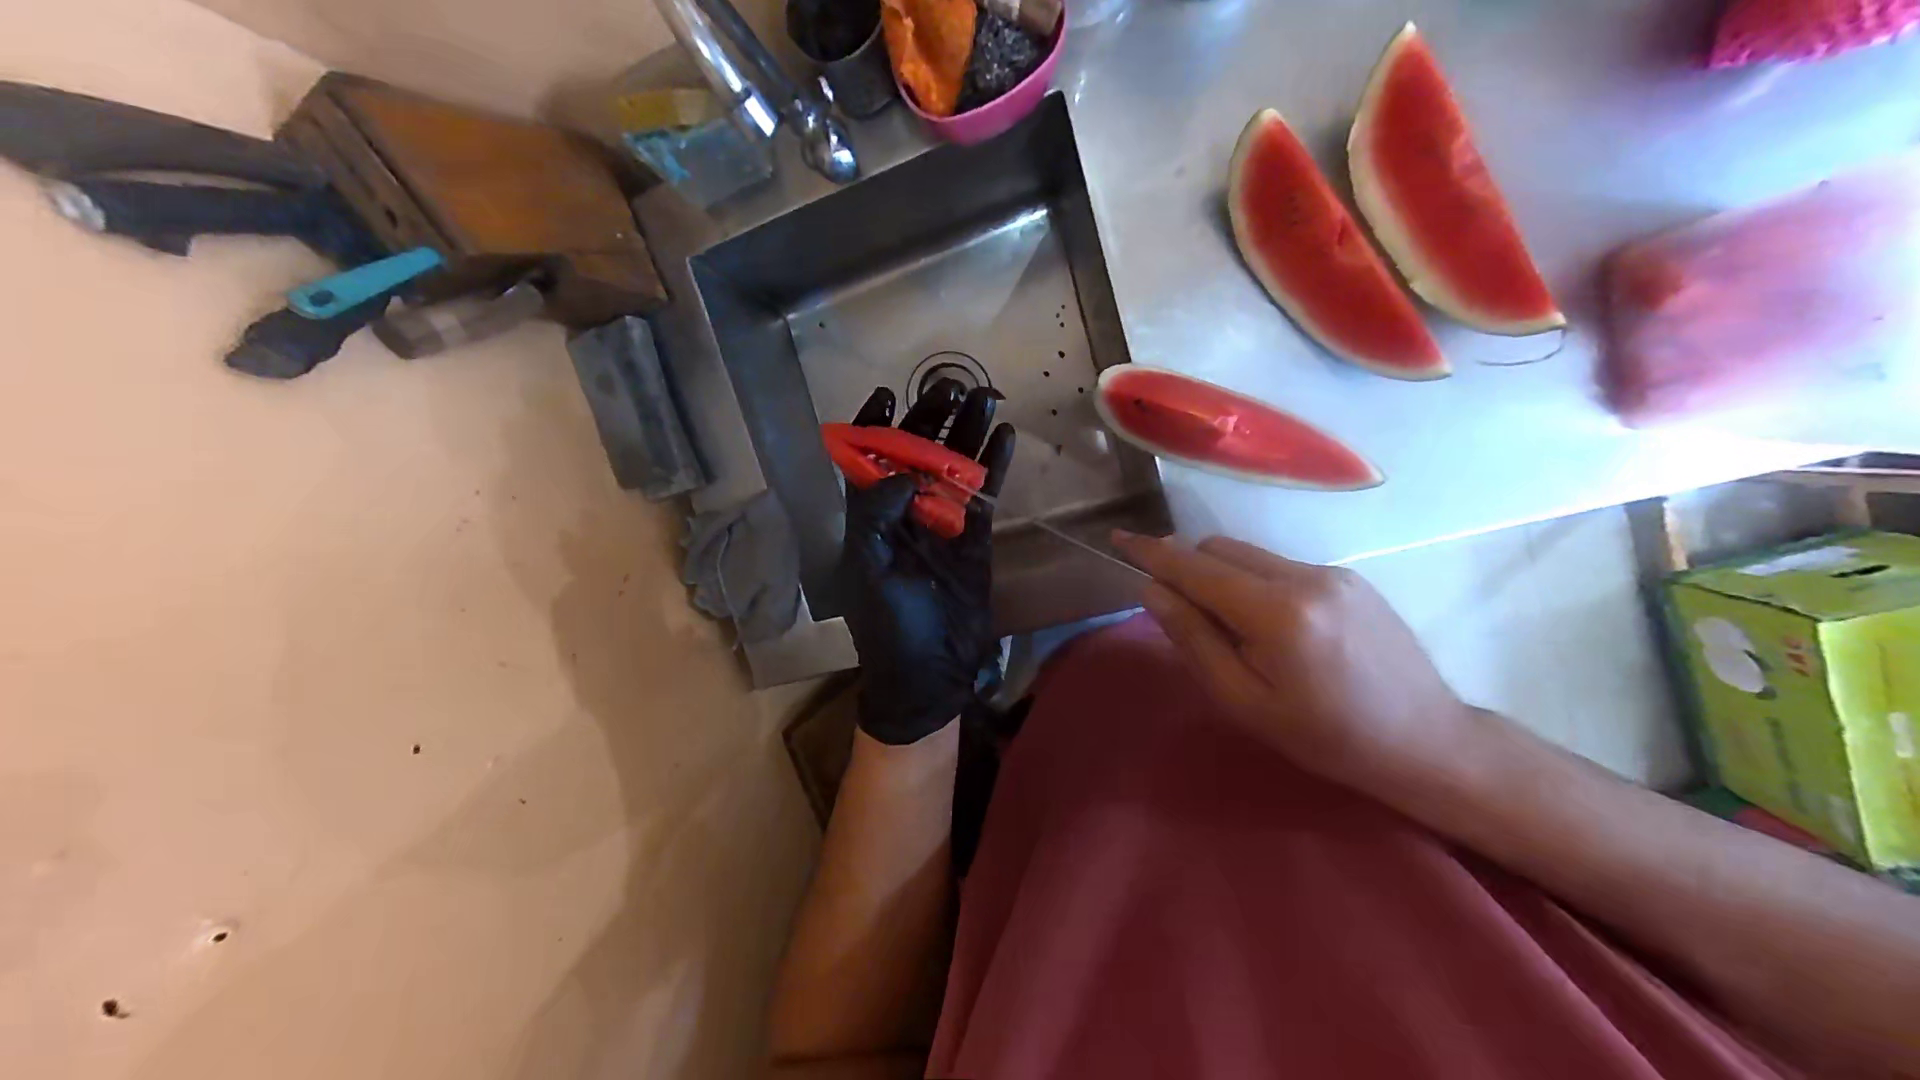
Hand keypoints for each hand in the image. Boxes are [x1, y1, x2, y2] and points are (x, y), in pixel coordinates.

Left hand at [839, 380, 1014, 744]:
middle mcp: (905, 513)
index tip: (886, 394)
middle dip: (931, 419)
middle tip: (952, 388)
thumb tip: (897, 471)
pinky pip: (984, 495)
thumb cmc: (891, 625)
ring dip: (968, 434)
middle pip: (917, 454)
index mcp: (871, 518)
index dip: (874, 426)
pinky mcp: (974, 538)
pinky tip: (1006, 438)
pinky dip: (994, 467)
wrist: (932, 670)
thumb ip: (875, 516)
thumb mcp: (870, 570)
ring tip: (986, 399)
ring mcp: (942, 523)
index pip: (868, 460)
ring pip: (954, 468)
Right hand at [1111, 533, 1476, 790]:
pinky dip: (1255, 583)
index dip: (1152, 553)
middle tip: (1179, 611)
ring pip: (1250, 554)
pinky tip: (1273, 628)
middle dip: (1188, 568)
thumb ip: (1194, 640)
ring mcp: (1332, 572)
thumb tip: (1152, 591)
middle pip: (1221, 549)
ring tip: (1232, 629)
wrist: (1426, 742)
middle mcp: (1305, 576)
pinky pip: (1280, 566)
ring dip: (1222, 576)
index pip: (1196, 567)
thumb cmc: (1326, 737)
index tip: (1118, 539)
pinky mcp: (1349, 577)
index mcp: (1277, 612)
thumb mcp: (1246, 702)